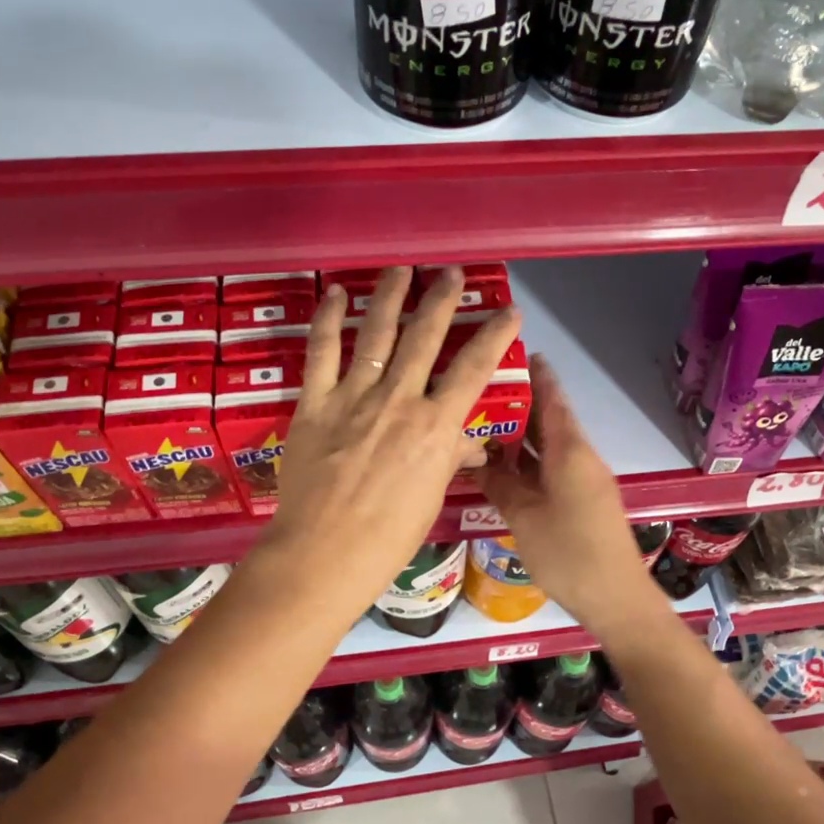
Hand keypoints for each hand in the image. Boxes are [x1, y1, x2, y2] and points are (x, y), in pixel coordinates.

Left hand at [261, 266, 520, 613]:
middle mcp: (400, 400)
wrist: (326, 553)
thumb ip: (448, 460)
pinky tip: (336, 294)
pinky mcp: (314, 403)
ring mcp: (354, 398)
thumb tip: (468, 446)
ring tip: (401, 270)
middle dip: (441, 300)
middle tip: (449, 274)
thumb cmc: (388, 538)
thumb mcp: (430, 497)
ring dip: (390, 296)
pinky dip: (328, 319)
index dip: (495, 335)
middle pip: (426, 337)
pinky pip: (321, 351)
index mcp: (436, 426)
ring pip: (376, 332)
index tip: (509, 311)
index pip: (474, 369)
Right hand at [476, 355, 672, 631]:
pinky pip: (550, 470)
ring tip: (481, 424)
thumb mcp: (524, 516)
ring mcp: (583, 482)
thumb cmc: (569, 552)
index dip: (535, 375)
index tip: (514, 353)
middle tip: (480, 390)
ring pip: (548, 448)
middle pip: (550, 421)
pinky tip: (501, 468)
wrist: (615, 598)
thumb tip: (478, 462)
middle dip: (519, 404)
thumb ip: (500, 485)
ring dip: (520, 436)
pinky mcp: (581, 504)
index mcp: (570, 451)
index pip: (553, 399)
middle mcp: (580, 458)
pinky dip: (527, 462)